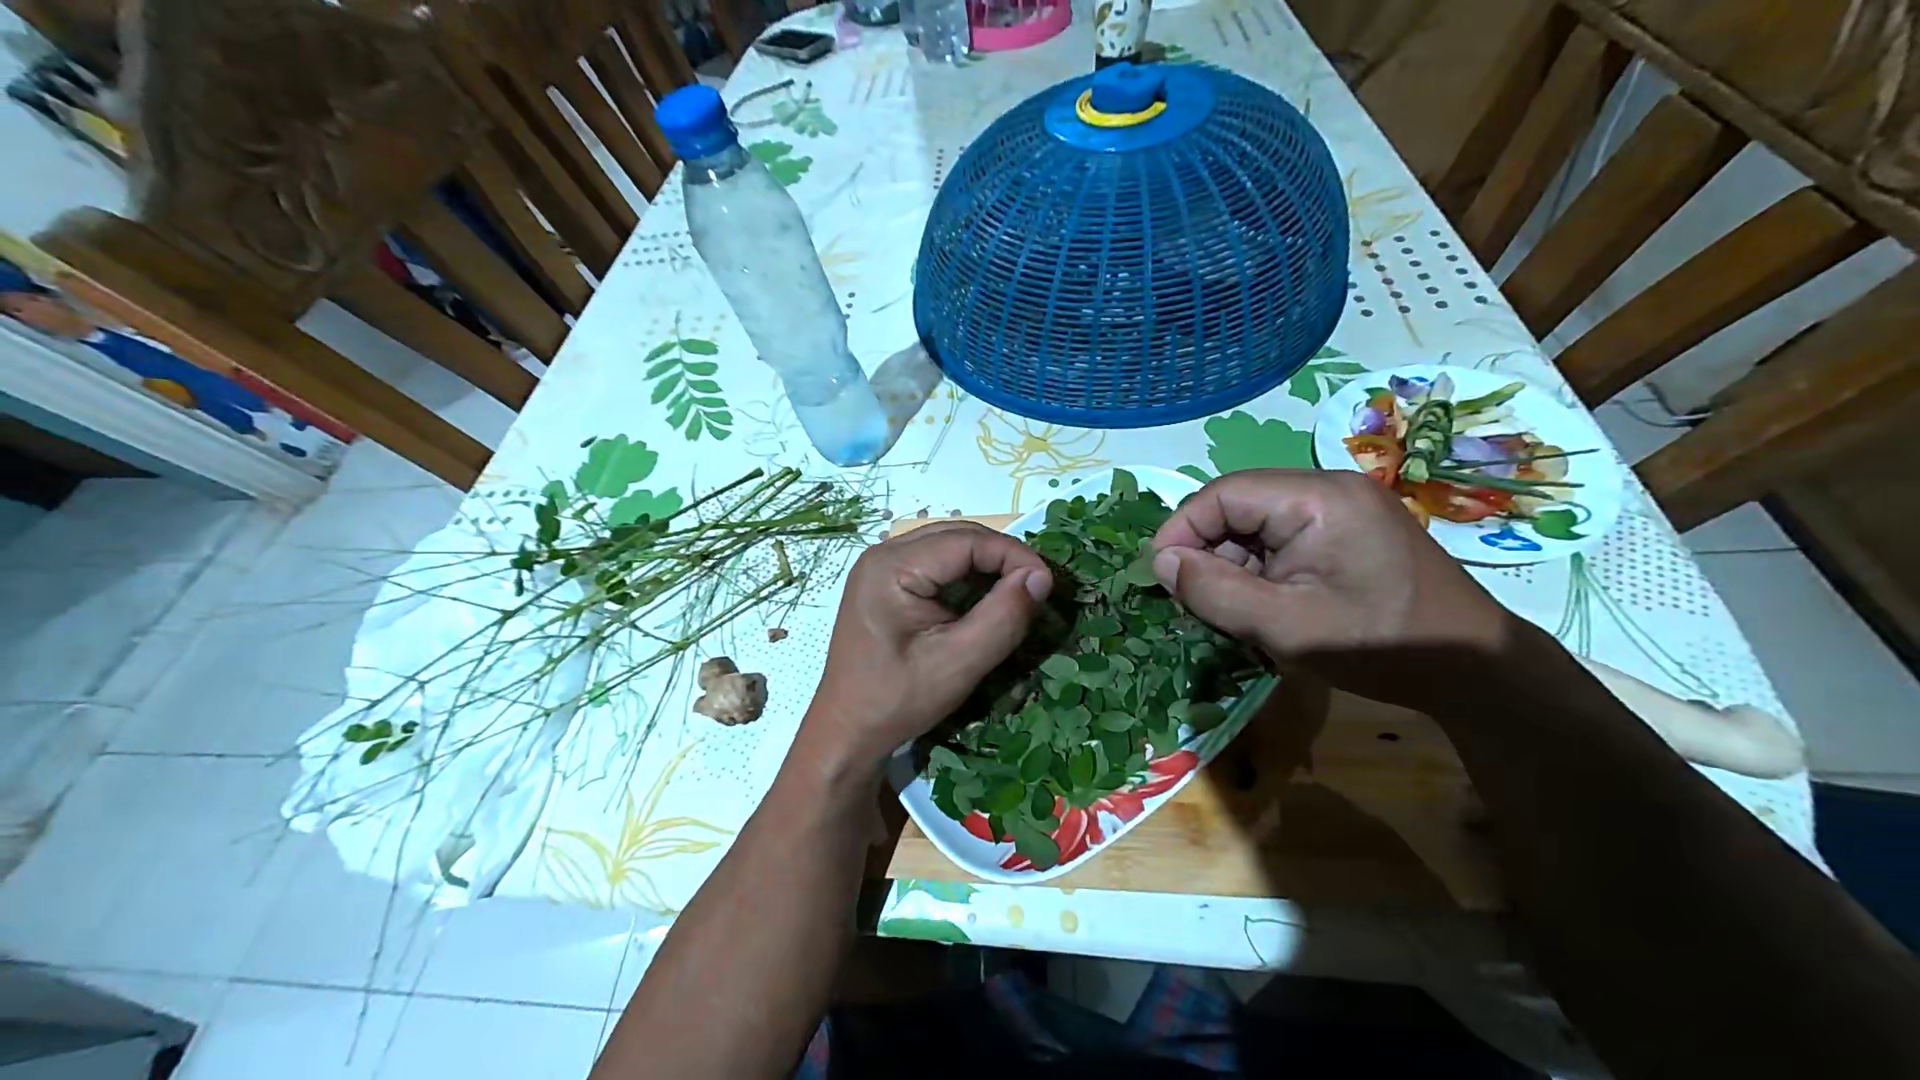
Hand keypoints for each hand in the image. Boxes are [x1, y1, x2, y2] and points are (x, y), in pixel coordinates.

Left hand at [800, 522, 1052, 772]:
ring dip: (985, 565)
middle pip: (957, 536)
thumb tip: (1041, 577)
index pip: (968, 540)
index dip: (1014, 555)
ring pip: (948, 547)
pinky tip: (983, 600)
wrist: (847, 730)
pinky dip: (965, 576)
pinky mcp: (884, 582)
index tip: (1047, 584)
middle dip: (1002, 557)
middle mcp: (882, 554)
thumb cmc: (898, 699)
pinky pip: (934, 564)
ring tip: (1016, 592)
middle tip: (1036, 587)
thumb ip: (1004, 615)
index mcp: (892, 566)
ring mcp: (880, 566)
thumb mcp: (959, 662)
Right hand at [1150, 469, 1511, 705]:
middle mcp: (1328, 488)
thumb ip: (1214, 591)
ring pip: (1257, 523)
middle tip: (1195, 599)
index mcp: (1316, 498)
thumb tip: (1161, 563)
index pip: (1224, 493)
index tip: (1160, 575)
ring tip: (1231, 609)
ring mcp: (1342, 507)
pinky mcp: (1349, 529)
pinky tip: (1263, 604)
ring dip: (1234, 563)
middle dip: (1208, 550)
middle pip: (1239, 506)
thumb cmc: (1379, 644)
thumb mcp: (1284, 626)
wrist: (1475, 668)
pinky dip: (1261, 568)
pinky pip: (1283, 537)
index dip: (1182, 529)